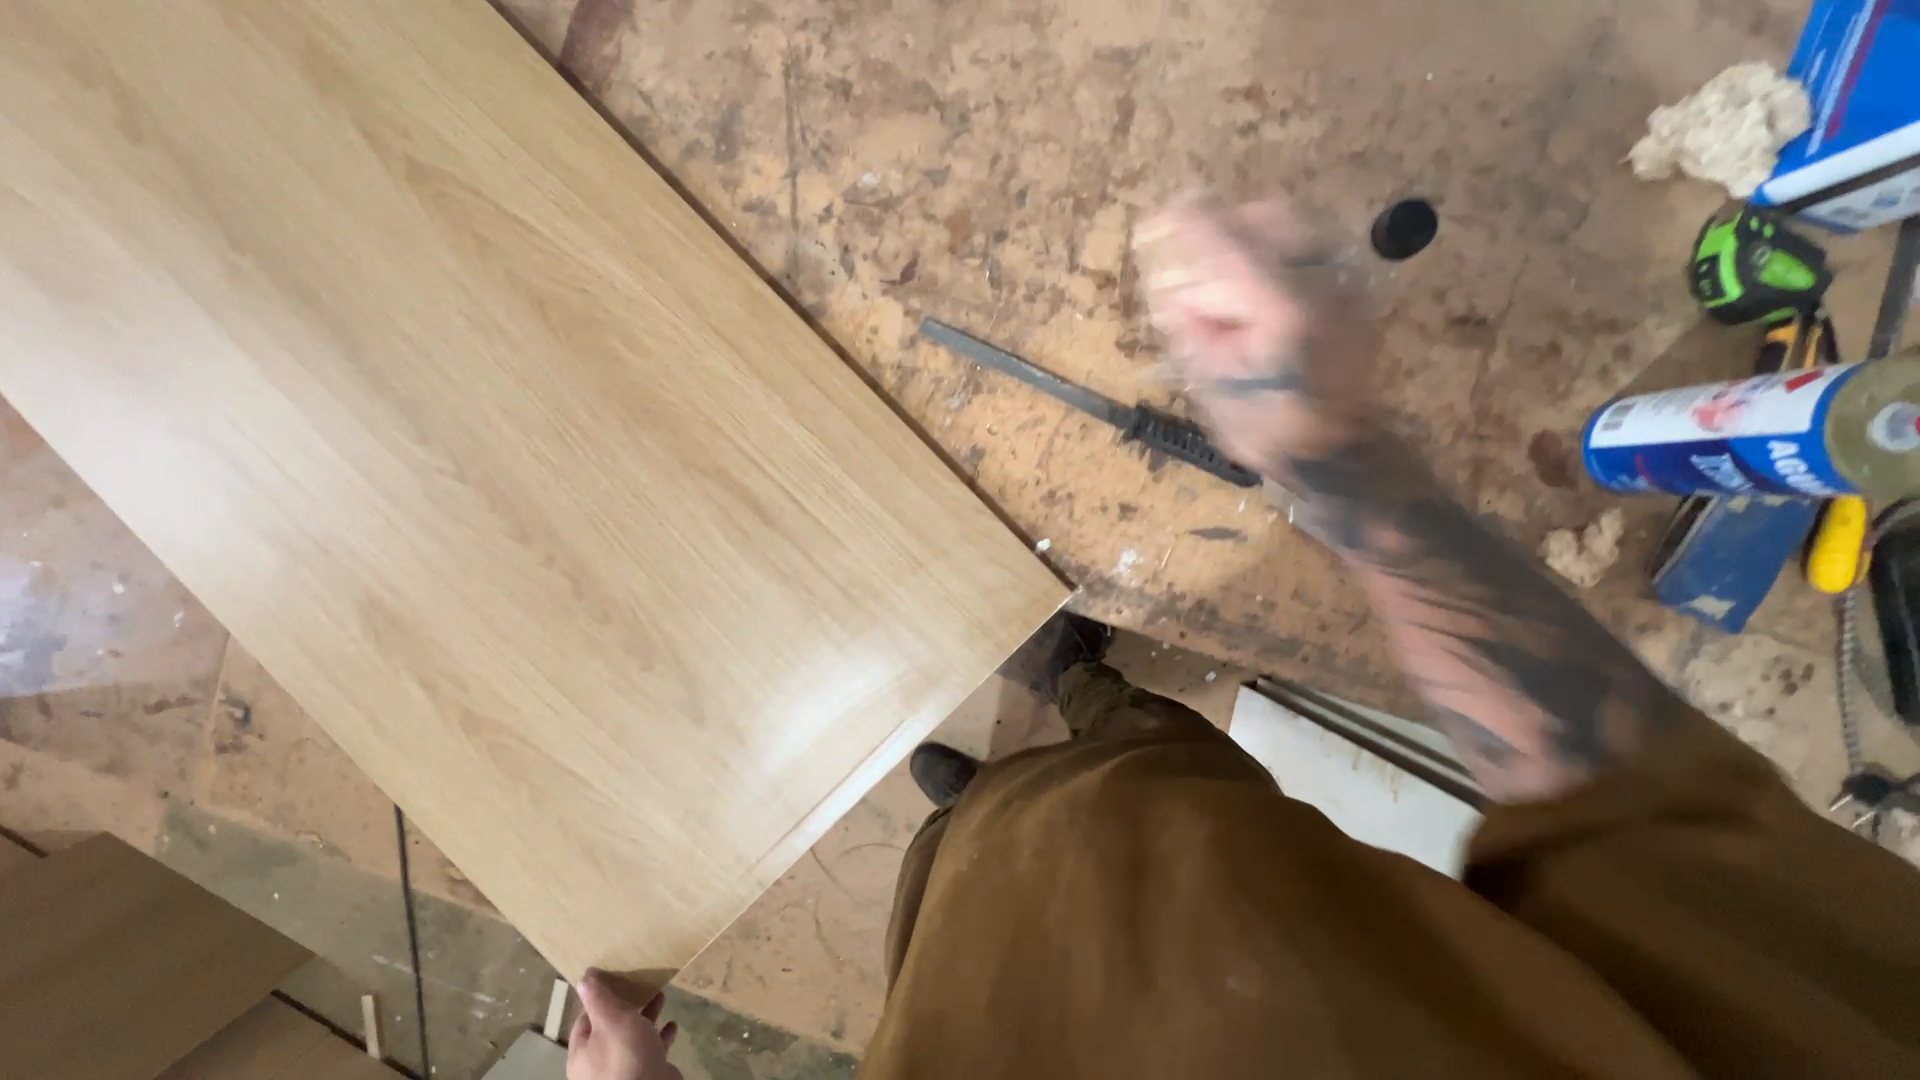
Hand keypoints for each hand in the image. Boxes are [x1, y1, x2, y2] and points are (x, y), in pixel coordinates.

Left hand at [565, 970, 682, 1079]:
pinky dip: (661, 1036)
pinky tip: (672, 1025)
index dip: (600, 999)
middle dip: (628, 1005)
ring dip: (647, 1017)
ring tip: (662, 996)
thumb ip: (598, 998)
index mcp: (583, 1052)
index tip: (617, 978)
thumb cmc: (625, 1055)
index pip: (585, 1019)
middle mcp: (599, 1064)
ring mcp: (624, 1070)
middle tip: (643, 984)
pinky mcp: (645, 1073)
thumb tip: (583, 976)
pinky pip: (652, 1050)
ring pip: (633, 1038)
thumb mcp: (611, 1020)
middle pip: (611, 1028)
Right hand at [1134, 191, 1377, 471]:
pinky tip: (1261, 286)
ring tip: (1232, 281)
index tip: (1165, 211)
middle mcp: (1319, 280)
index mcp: (1281, 309)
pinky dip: (1277, 250)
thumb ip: (1190, 325)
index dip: (1193, 225)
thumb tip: (1173, 287)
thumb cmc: (1265, 426)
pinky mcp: (1353, 285)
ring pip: (1291, 223)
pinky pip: (1311, 242)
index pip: (1227, 247)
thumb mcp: (1210, 381)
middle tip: (1200, 270)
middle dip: (1224, 234)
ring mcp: (1343, 279)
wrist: (1333, 447)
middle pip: (1264, 218)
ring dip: (1250, 238)